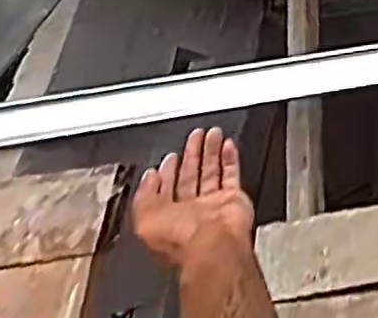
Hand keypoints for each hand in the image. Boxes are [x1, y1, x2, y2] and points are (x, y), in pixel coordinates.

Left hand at [132, 126, 255, 266]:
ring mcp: (213, 205)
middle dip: (192, 154)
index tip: (171, 156)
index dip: (168, 172)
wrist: (214, 244)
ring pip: (211, 172)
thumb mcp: (146, 219)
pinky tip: (227, 145)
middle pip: (191, 177)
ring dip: (211, 151)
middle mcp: (191, 212)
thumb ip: (144, 196)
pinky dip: (230, 158)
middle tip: (195, 135)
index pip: (167, 191)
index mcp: (168, 219)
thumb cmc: (180, 238)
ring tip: (212, 133)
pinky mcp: (233, 199)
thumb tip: (147, 178)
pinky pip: (231, 174)